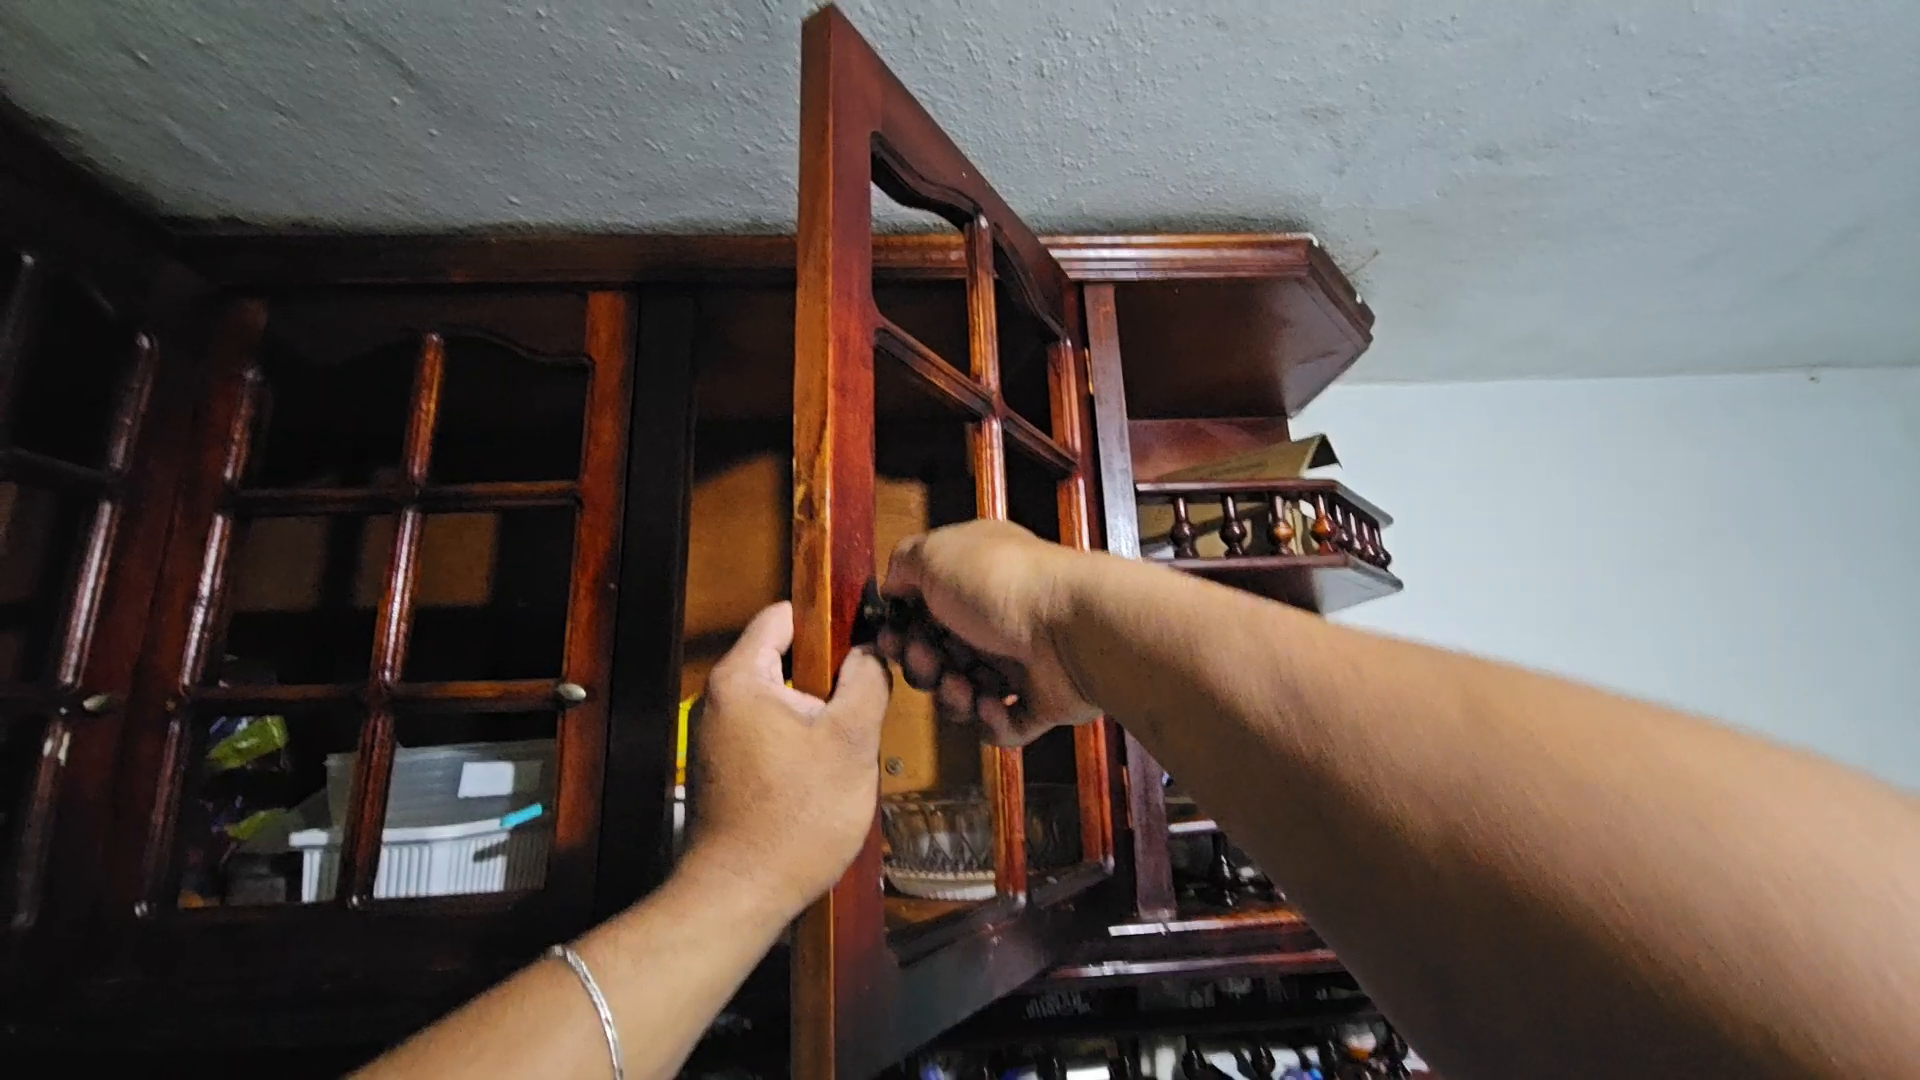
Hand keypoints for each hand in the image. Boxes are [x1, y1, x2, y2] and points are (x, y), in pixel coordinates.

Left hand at [685, 602, 891, 914]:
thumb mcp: (851, 740)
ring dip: (817, 711)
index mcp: (741, 678)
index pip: (784, 615)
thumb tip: (869, 650)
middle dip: (829, 674)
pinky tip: (823, 772)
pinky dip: (798, 738)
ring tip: (849, 742)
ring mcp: (716, 735)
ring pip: (781, 697)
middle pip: (784, 656)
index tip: (865, 641)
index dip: (830, 620)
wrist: (739, 898)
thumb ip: (867, 681)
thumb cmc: (797, 815)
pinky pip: (768, 729)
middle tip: (865, 702)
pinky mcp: (723, 767)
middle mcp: (719, 698)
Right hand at [879, 520, 1100, 745]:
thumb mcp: (937, 553)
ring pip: (966, 695)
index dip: (902, 629)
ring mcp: (1021, 662)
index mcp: (973, 580)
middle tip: (929, 661)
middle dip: (924, 665)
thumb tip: (892, 584)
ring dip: (953, 697)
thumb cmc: (1003, 584)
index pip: (925, 610)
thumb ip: (905, 563)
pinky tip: (991, 704)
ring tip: (964, 687)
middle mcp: (995, 619)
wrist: (1073, 627)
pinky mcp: (1042, 702)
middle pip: (941, 656)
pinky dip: (991, 722)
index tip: (891, 638)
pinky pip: (1003, 725)